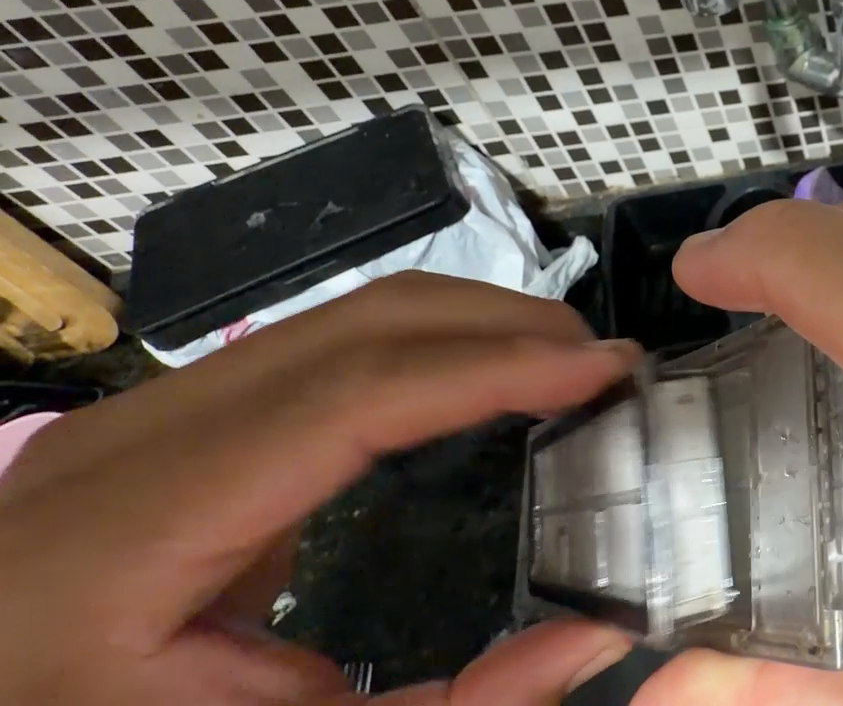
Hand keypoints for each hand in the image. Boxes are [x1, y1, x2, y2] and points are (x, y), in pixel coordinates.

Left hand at [0, 272, 641, 703]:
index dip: (495, 368)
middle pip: (369, 324)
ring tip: (569, 359)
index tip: (605, 368)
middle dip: (511, 326)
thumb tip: (593, 638)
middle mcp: (138, 435)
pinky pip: (343, 334)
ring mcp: (158, 403)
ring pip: (361, 310)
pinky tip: (492, 370)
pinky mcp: (189, 401)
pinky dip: (442, 336)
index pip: (354, 397)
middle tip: (607, 361)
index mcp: (130, 530)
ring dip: (483, 321)